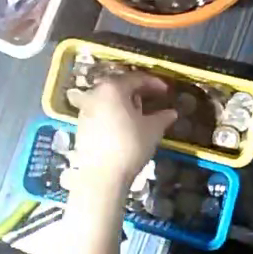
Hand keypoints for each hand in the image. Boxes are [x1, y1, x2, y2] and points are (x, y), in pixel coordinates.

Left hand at [69, 73, 176, 191]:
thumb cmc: (130, 145)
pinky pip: (100, 112)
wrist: (102, 175)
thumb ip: (163, 117)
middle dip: (136, 91)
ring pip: (107, 99)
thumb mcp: (152, 130)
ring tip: (137, 112)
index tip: (166, 91)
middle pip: (118, 86)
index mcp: (113, 88)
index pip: (136, 78)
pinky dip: (112, 113)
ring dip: (123, 102)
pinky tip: (122, 124)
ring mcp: (85, 109)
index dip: (154, 83)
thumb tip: (171, 113)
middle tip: (152, 98)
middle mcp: (95, 93)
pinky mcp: (80, 125)